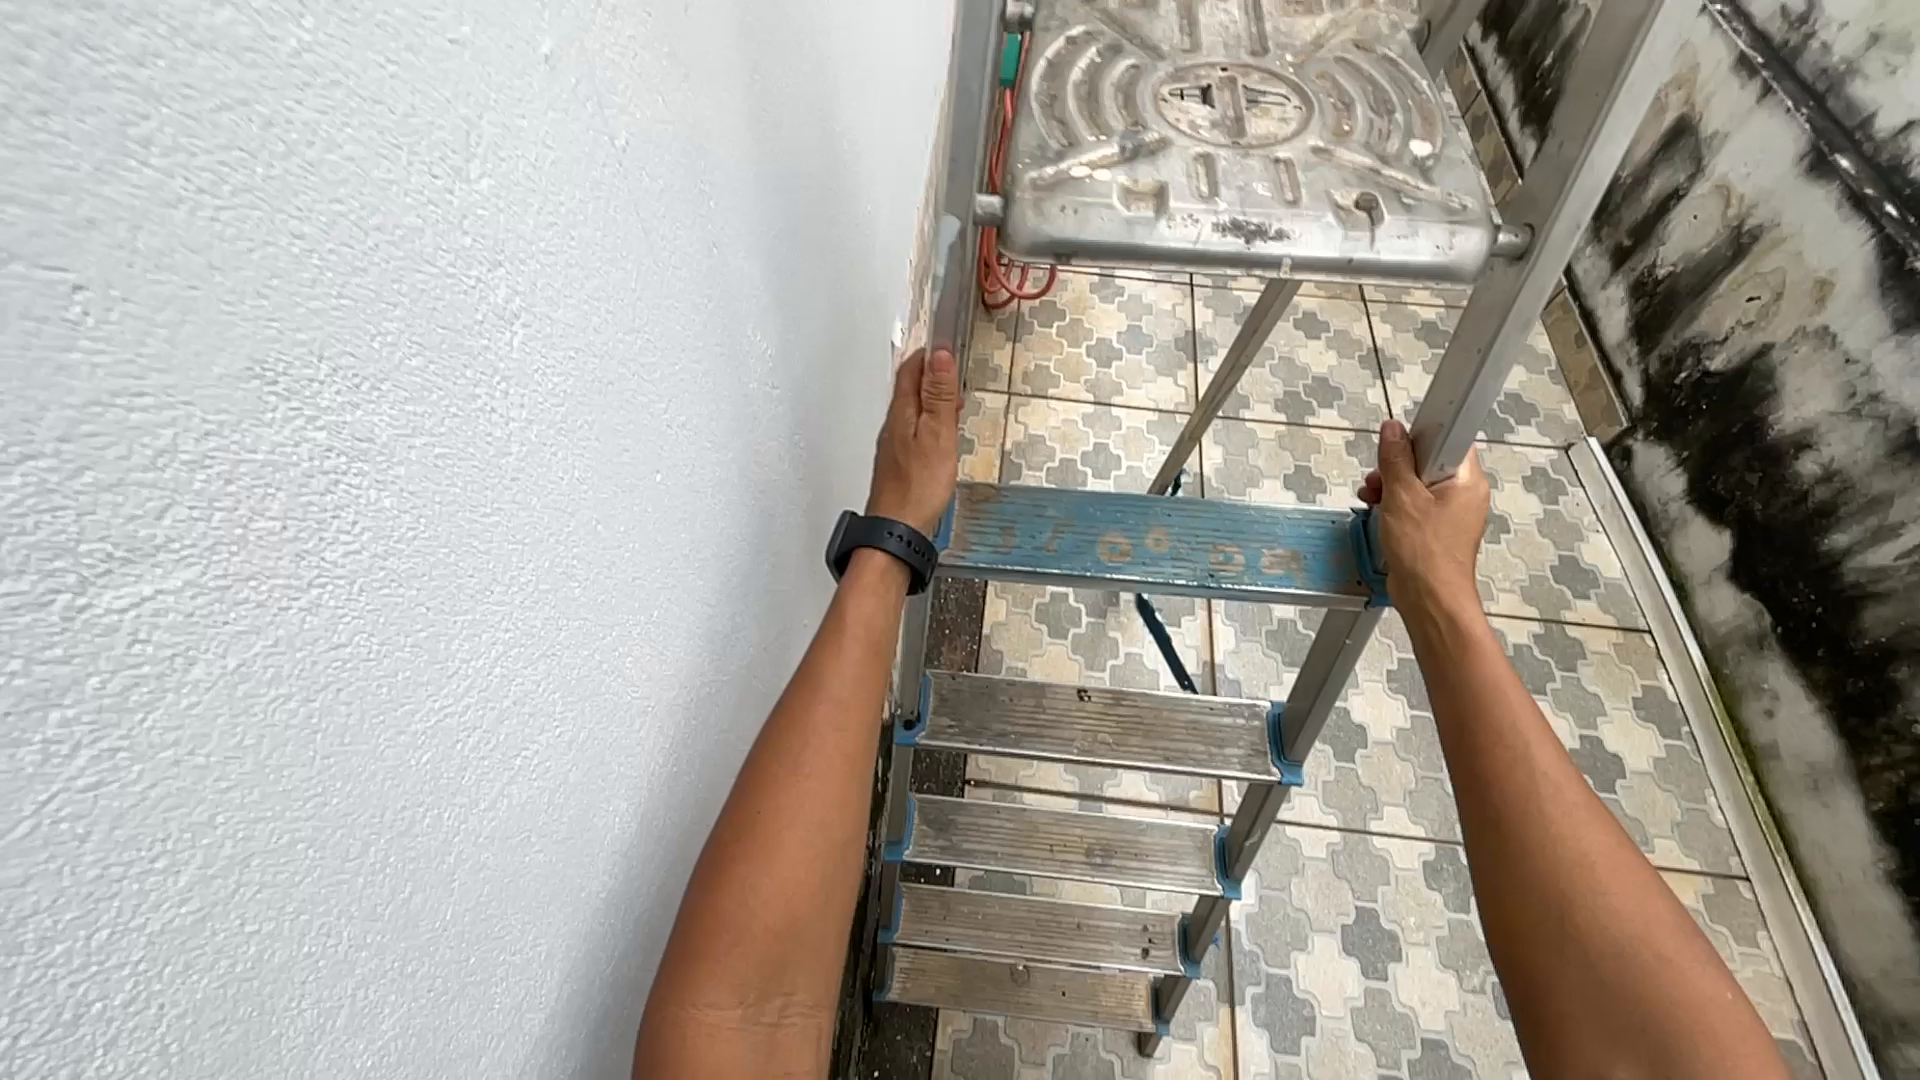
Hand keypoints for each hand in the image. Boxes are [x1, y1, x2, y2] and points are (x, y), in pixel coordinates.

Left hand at [865, 348, 960, 535]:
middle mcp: (892, 425)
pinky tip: (939, 437)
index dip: (929, 354)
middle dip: (931, 376)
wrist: (897, 528)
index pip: (910, 369)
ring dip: (931, 401)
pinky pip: (911, 431)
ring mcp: (893, 445)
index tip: (947, 347)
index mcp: (901, 412)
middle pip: (909, 388)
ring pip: (910, 410)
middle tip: (953, 374)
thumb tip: (939, 355)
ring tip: (952, 404)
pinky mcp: (898, 463)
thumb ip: (939, 395)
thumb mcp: (938, 434)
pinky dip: (927, 423)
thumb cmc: (918, 486)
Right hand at [1357, 419, 1489, 615]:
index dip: (1418, 438)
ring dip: (1391, 487)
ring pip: (1418, 484)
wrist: (1429, 597)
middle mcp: (1465, 493)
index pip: (1448, 439)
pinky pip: (1415, 504)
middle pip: (1428, 462)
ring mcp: (1452, 512)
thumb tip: (1392, 429)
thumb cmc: (1422, 550)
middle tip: (1378, 480)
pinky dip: (1394, 504)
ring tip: (1372, 498)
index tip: (1395, 447)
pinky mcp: (1436, 528)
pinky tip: (1378, 511)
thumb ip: (1395, 460)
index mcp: (1467, 480)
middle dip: (1396, 468)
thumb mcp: (1402, 497)